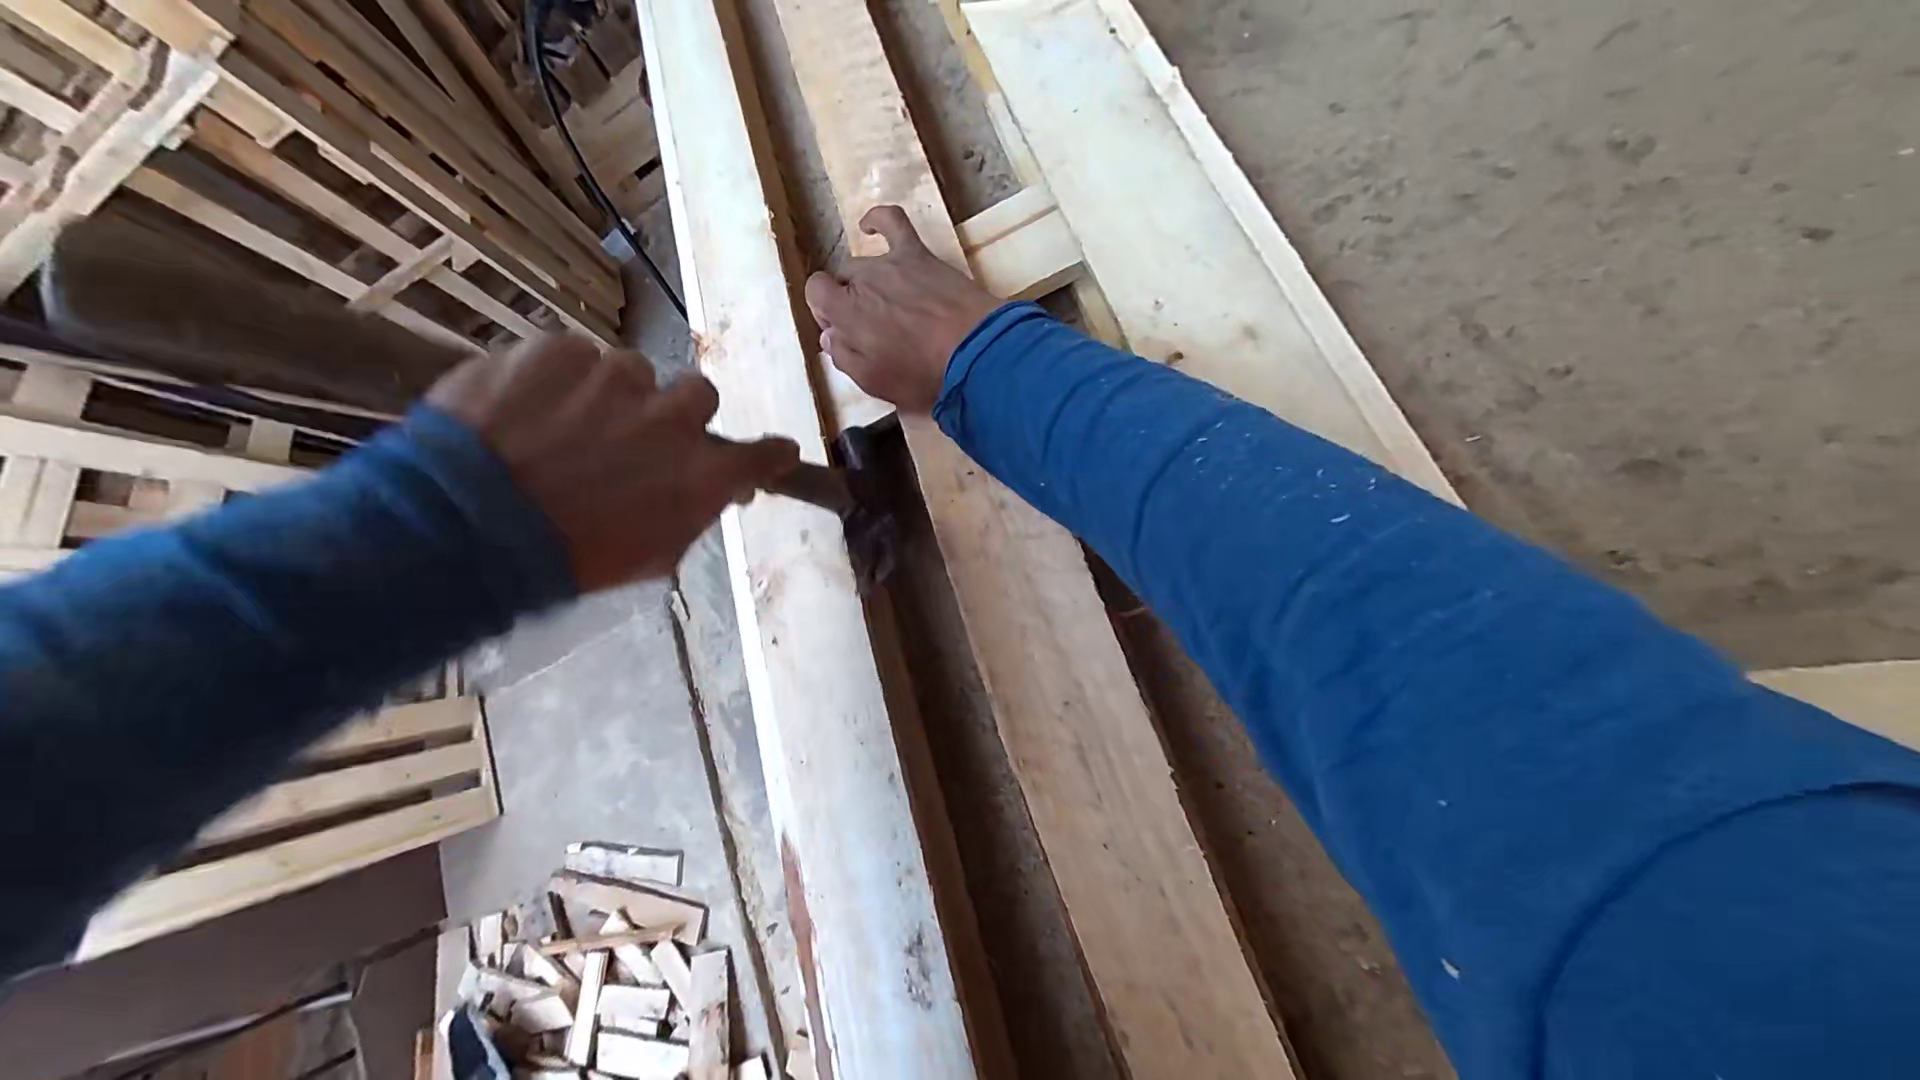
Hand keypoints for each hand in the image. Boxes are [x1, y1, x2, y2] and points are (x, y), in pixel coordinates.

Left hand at [427, 336, 799, 590]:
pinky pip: (575, 356)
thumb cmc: (571, 557)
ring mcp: (615, 377)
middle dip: (677, 413)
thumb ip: (696, 511)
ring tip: (568, 424)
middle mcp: (672, 417)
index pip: (766, 454)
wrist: (462, 528)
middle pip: (700, 394)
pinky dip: (562, 379)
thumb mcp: (654, 553)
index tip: (774, 452)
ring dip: (615, 395)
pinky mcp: (556, 350)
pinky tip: (531, 408)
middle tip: (640, 435)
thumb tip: (720, 488)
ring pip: (634, 372)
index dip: (771, 453)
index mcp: (701, 473)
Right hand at [803, 205, 1001, 412]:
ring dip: (868, 281)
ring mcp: (890, 263)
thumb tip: (829, 336)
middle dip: (849, 301)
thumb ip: (845, 358)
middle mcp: (862, 279)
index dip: (824, 310)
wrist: (975, 350)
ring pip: (864, 263)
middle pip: (843, 280)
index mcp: (846, 311)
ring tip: (889, 305)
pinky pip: (892, 221)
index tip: (842, 330)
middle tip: (875, 329)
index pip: (816, 293)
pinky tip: (869, 225)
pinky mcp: (918, 254)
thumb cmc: (923, 374)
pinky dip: (878, 220)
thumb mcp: (875, 382)